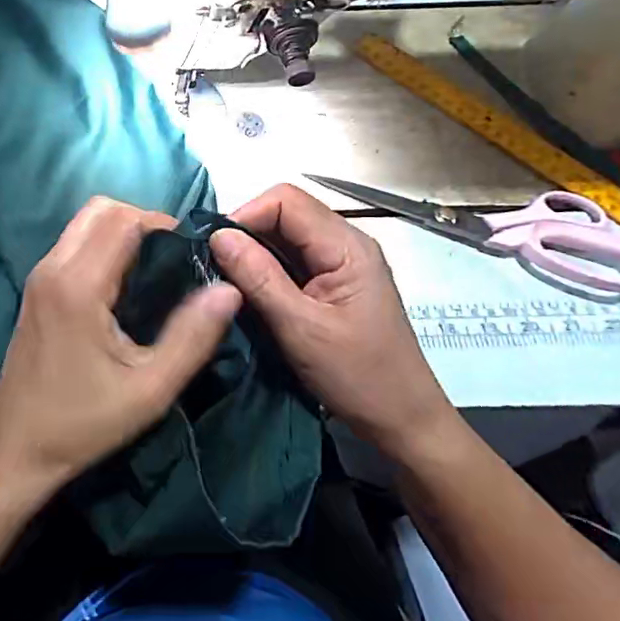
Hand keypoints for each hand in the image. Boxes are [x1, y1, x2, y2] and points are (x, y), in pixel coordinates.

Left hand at [0, 197, 241, 503]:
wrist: (16, 448)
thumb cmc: (83, 422)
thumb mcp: (150, 388)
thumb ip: (193, 336)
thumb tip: (229, 288)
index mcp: (78, 285)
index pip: (126, 220)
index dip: (165, 226)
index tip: (191, 258)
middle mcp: (53, 268)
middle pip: (102, 209)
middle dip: (144, 222)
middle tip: (173, 261)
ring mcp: (39, 276)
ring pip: (85, 223)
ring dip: (123, 232)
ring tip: (154, 273)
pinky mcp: (36, 289)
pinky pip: (74, 244)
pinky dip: (104, 247)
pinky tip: (125, 287)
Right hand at [209, 184, 457, 459]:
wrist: (403, 419)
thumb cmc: (358, 376)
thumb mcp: (300, 328)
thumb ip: (259, 278)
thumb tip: (218, 235)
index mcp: (346, 245)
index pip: (286, 200)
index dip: (246, 216)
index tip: (216, 250)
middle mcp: (347, 243)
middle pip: (287, 214)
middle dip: (247, 235)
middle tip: (216, 269)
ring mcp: (343, 263)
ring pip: (288, 238)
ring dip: (256, 254)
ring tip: (228, 282)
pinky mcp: (336, 283)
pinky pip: (296, 261)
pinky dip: (269, 271)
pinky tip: (251, 293)